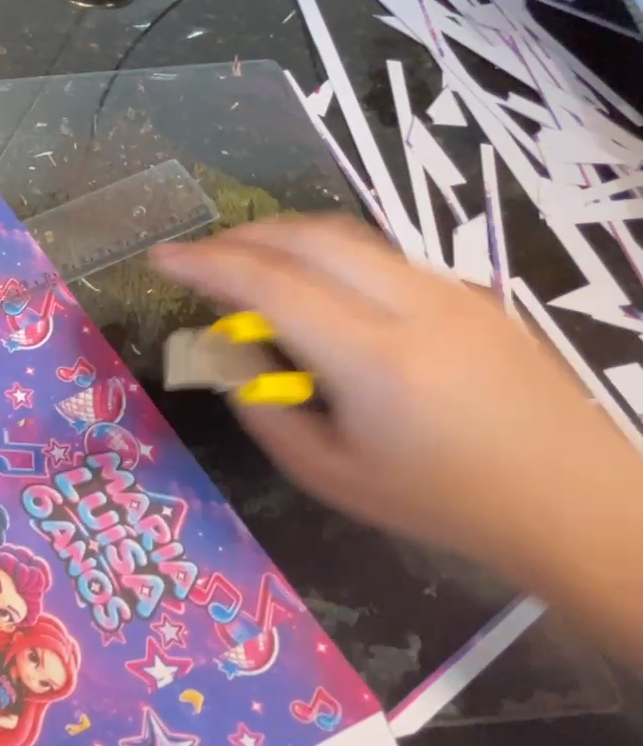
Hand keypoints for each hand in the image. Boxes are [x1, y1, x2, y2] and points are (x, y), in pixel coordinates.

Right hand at [149, 215, 642, 575]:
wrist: (585, 508)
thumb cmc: (442, 502)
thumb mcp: (326, 472)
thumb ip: (263, 408)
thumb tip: (224, 358)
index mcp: (375, 360)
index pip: (270, 285)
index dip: (205, 264)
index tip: (160, 258)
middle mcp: (416, 310)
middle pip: (309, 239)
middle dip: (238, 237)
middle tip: (196, 257)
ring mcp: (452, 295)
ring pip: (346, 237)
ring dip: (280, 239)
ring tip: (240, 264)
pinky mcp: (471, 296)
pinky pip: (377, 254)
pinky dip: (321, 254)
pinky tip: (305, 285)